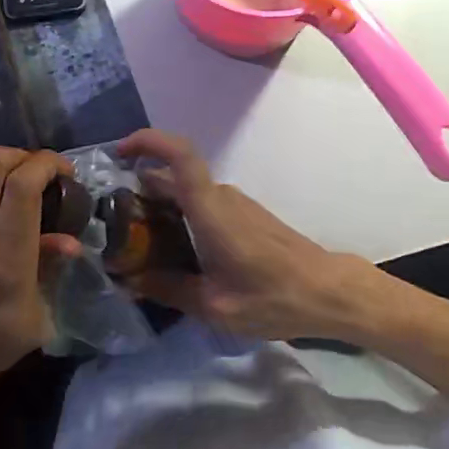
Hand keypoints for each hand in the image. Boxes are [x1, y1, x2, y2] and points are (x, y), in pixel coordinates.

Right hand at [115, 129, 386, 340]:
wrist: (334, 295)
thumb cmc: (276, 297)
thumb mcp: (216, 306)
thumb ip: (168, 290)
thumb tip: (130, 283)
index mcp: (209, 209)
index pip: (180, 155)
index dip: (148, 142)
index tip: (119, 152)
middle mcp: (219, 196)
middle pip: (170, 175)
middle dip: (137, 186)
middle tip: (113, 217)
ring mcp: (233, 203)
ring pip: (183, 190)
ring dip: (157, 203)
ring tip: (138, 238)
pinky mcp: (242, 214)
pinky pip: (198, 201)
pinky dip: (176, 213)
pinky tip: (172, 247)